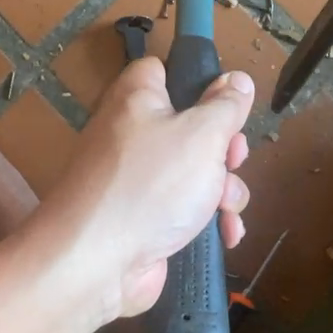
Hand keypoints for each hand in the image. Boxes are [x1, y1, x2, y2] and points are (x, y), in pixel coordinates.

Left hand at [32, 60, 253, 321]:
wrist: (96, 263)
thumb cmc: (150, 186)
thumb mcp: (201, 135)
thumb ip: (224, 106)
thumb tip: (235, 79)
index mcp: (138, 99)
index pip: (164, 69)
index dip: (197, 80)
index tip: (226, 99)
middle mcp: (133, 135)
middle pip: (191, 126)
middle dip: (224, 148)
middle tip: (234, 159)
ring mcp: (138, 181)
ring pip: (194, 173)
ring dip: (222, 190)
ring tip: (227, 207)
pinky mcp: (144, 220)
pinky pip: (184, 210)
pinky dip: (206, 221)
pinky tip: (224, 235)